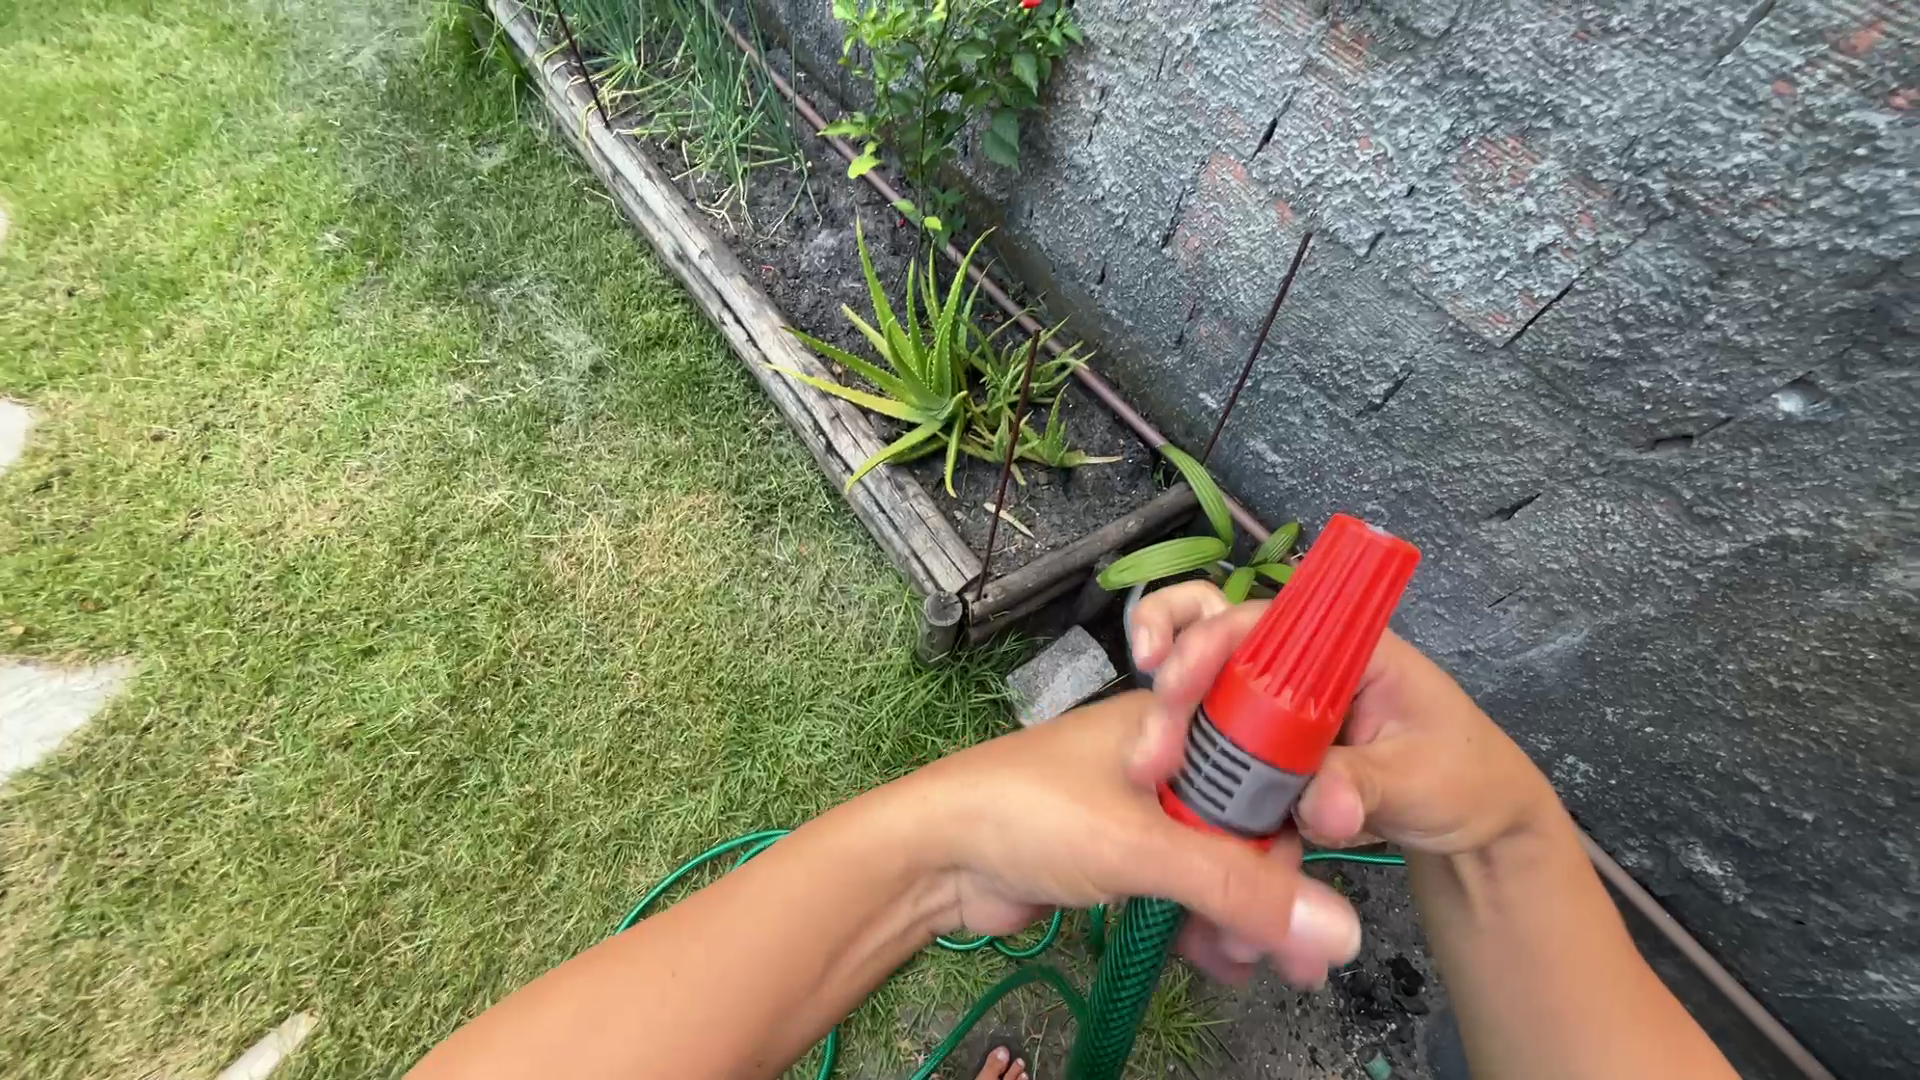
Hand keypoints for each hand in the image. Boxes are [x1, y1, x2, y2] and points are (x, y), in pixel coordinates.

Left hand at [902, 691, 1362, 985]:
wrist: (938, 853)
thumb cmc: (1034, 813)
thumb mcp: (1139, 843)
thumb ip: (1236, 885)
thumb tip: (1340, 930)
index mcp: (1172, 720)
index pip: (1263, 745)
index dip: (1299, 798)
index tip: (1322, 860)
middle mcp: (1164, 755)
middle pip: (1246, 812)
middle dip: (1270, 879)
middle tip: (1292, 947)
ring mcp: (1142, 805)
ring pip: (1216, 853)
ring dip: (1239, 911)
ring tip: (1248, 965)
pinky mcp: (1122, 851)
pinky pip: (1182, 883)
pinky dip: (1202, 918)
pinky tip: (1214, 961)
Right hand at [1129, 581, 1558, 857]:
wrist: (1469, 824)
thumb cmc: (1461, 779)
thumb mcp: (1422, 780)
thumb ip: (1367, 786)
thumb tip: (1319, 807)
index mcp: (1341, 646)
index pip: (1265, 620)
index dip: (1211, 638)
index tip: (1174, 679)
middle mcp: (1299, 663)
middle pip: (1217, 633)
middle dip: (1174, 664)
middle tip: (1151, 718)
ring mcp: (1277, 702)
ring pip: (1206, 682)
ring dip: (1169, 708)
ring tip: (1145, 752)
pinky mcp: (1266, 742)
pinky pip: (1217, 734)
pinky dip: (1186, 748)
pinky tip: (1161, 774)